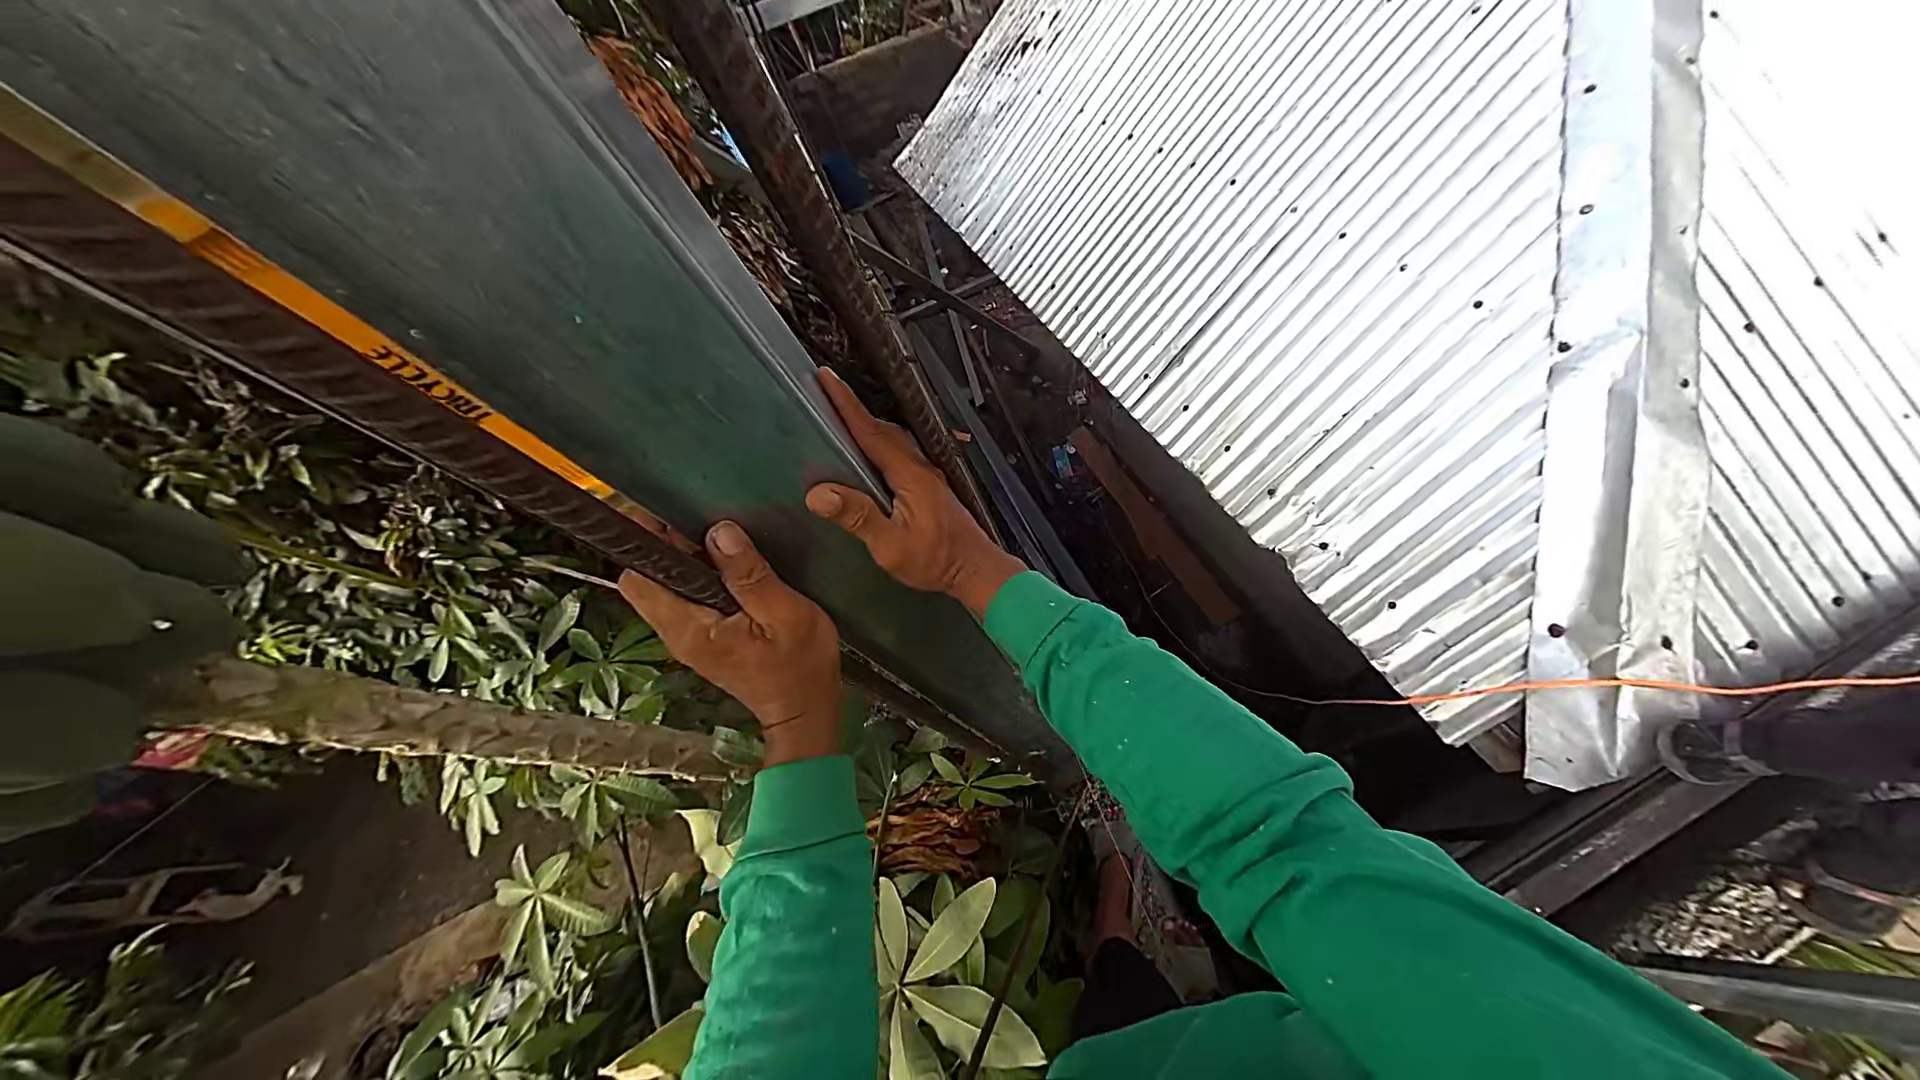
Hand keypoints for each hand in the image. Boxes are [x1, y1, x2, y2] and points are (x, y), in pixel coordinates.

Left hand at [617, 522, 842, 765]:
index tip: (671, 514)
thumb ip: (751, 575)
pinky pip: (687, 597)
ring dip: (687, 559)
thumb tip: (721, 533)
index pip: (639, 578)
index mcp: (690, 628)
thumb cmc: (801, 666)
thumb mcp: (786, 614)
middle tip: (706, 524)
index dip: (647, 541)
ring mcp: (689, 637)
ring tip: (723, 540)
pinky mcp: (704, 638)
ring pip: (668, 586)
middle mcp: (679, 633)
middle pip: (649, 578)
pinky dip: (702, 575)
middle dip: (668, 545)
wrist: (805, 709)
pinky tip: (732, 565)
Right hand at [807, 369, 1025, 618]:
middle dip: (853, 409)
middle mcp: (921, 468)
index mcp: (910, 475)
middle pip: (882, 430)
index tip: (826, 378)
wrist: (976, 570)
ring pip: (894, 441)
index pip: (872, 432)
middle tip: (825, 394)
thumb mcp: (891, 546)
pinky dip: (880, 444)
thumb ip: (858, 517)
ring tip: (841, 420)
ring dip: (867, 427)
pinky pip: (900, 454)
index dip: (846, 404)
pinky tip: (870, 455)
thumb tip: (819, 494)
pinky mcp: (930, 487)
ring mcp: (928, 476)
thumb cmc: (937, 561)